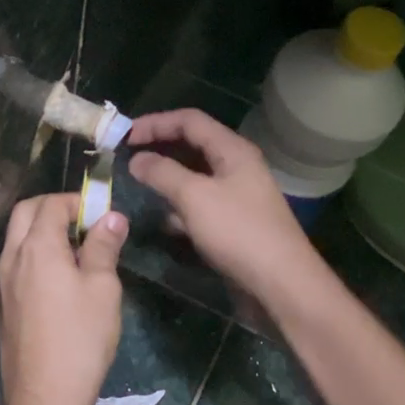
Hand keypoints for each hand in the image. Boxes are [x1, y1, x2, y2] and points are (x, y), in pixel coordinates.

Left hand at [0, 194, 129, 404]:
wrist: (44, 398)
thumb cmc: (80, 339)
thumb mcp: (102, 289)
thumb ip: (103, 247)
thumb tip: (111, 217)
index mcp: (36, 247)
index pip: (51, 204)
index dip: (78, 201)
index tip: (104, 214)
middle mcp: (12, 259)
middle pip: (25, 214)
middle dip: (54, 209)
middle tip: (87, 224)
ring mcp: (4, 285)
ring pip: (17, 240)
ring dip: (44, 233)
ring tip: (80, 253)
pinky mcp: (5, 308)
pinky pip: (17, 266)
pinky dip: (36, 258)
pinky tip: (62, 282)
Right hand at [127, 109, 322, 298]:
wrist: (280, 284)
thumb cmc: (238, 232)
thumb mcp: (194, 197)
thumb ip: (162, 173)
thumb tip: (137, 159)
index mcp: (233, 150)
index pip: (189, 121)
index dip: (155, 123)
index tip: (123, 137)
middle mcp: (236, 167)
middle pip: (192, 146)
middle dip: (159, 149)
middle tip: (126, 157)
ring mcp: (236, 196)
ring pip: (194, 177)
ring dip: (166, 178)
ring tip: (137, 185)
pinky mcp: (232, 223)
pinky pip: (199, 205)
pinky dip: (179, 206)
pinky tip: (163, 220)